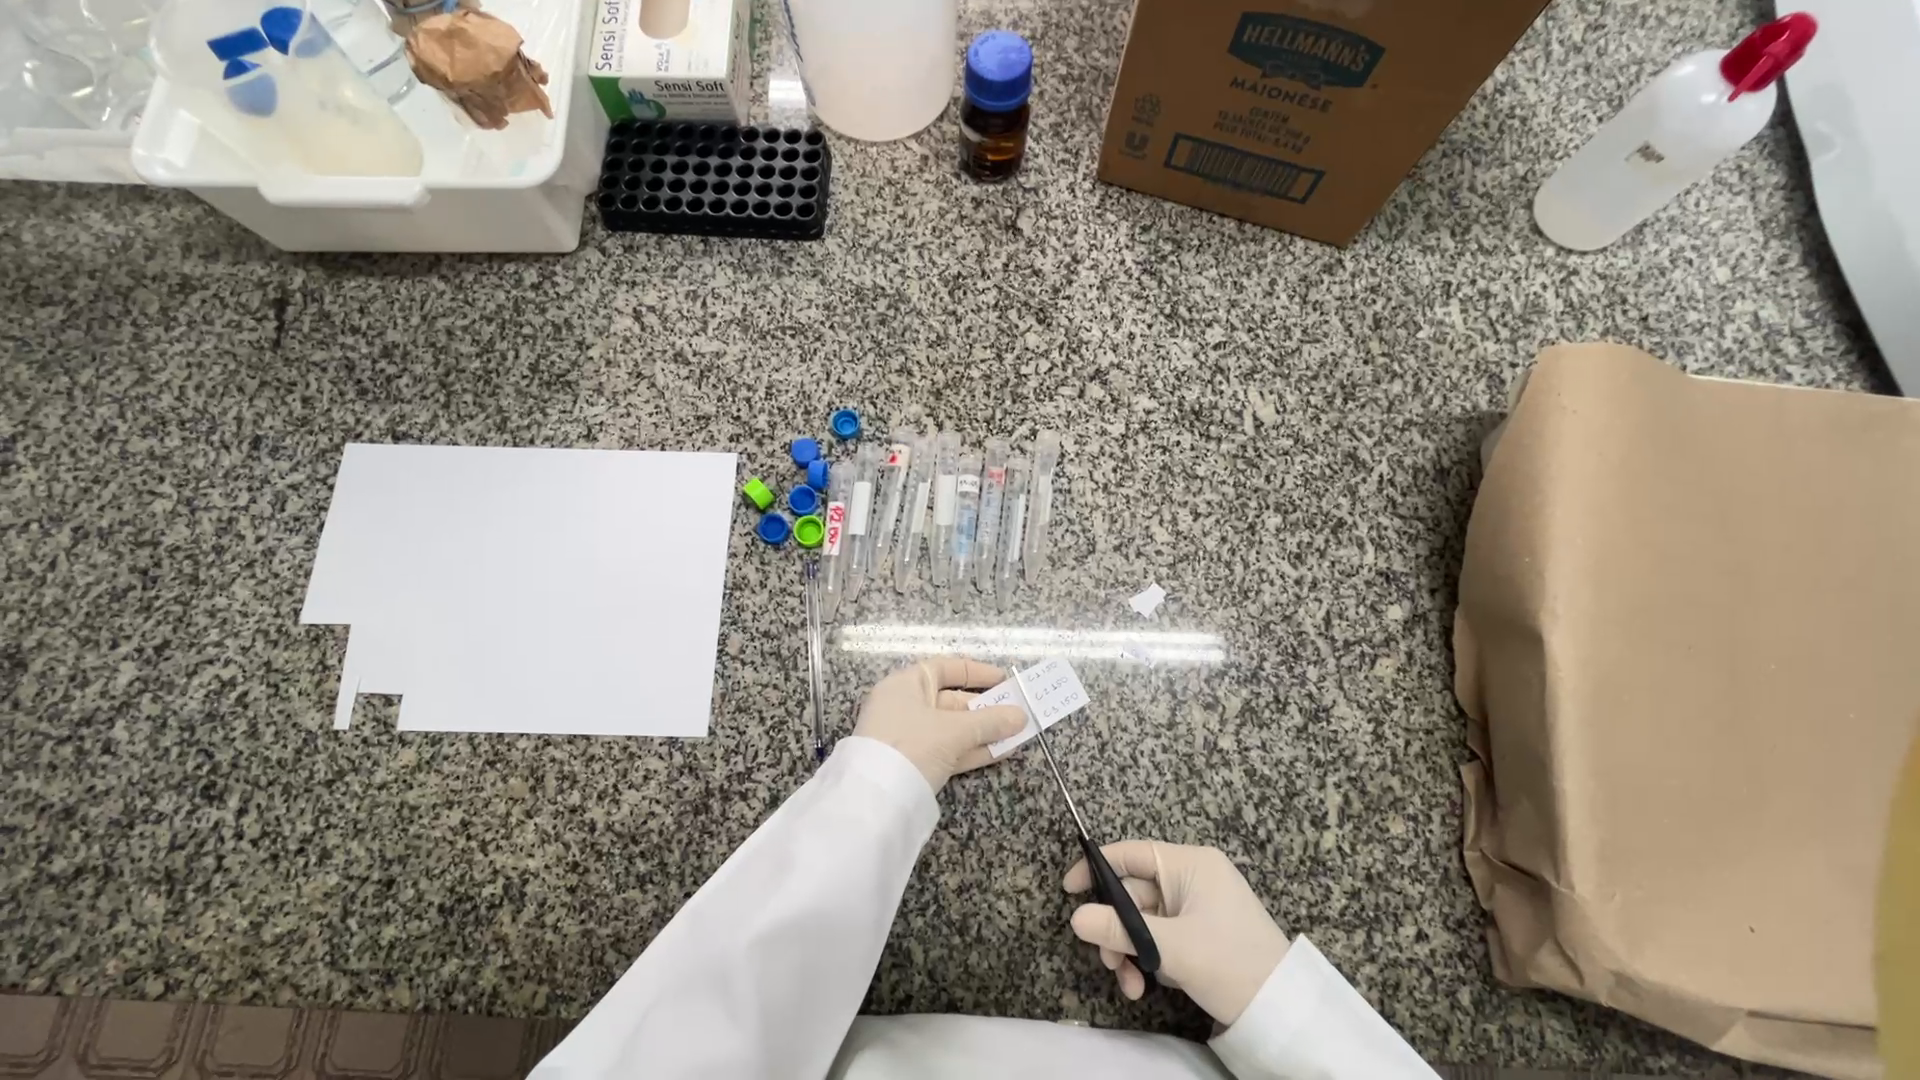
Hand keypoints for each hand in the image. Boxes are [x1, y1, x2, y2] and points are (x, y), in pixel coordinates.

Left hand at [853, 657, 1028, 792]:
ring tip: (1018, 733)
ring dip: (984, 731)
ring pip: (953, 729)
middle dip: (986, 708)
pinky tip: (1001, 752)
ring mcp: (908, 737)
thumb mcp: (953, 730)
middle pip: (951, 701)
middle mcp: (904, 706)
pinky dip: (972, 750)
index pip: (944, 669)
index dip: (975, 672)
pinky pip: (948, 750)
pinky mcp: (914, 764)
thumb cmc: (911, 745)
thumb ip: (989, 721)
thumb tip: (1021, 716)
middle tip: (1018, 712)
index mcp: (905, 685)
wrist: (875, 799)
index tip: (1004, 679)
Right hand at [1064, 840, 1290, 1025]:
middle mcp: (1192, 879)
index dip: (1097, 867)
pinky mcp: (1199, 934)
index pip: (1132, 854)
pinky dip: (1147, 959)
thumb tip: (1075, 918)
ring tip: (1130, 984)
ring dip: (1129, 951)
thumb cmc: (1231, 964)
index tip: (1069, 889)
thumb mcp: (1172, 948)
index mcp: (1190, 865)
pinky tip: (1144, 986)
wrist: (1284, 1013)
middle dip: (1117, 930)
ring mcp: (1196, 907)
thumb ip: (1121, 930)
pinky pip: (1159, 938)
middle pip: (1134, 893)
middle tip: (1107, 961)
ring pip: (1143, 921)